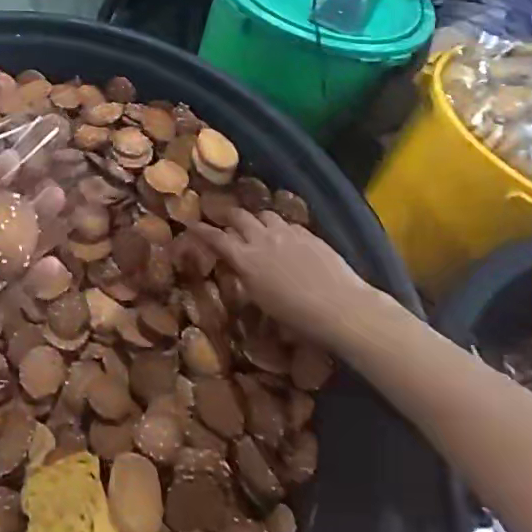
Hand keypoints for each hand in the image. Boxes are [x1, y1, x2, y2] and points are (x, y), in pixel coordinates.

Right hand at [191, 210, 381, 351]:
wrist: (340, 306)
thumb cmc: (298, 317)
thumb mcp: (263, 302)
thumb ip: (249, 279)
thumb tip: (243, 270)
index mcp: (246, 260)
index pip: (217, 238)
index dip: (202, 231)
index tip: (192, 224)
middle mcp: (262, 239)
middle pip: (239, 216)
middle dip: (228, 216)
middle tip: (225, 219)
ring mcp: (286, 232)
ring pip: (264, 215)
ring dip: (257, 220)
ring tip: (258, 227)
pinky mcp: (307, 232)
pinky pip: (287, 223)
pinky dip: (280, 228)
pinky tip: (287, 239)